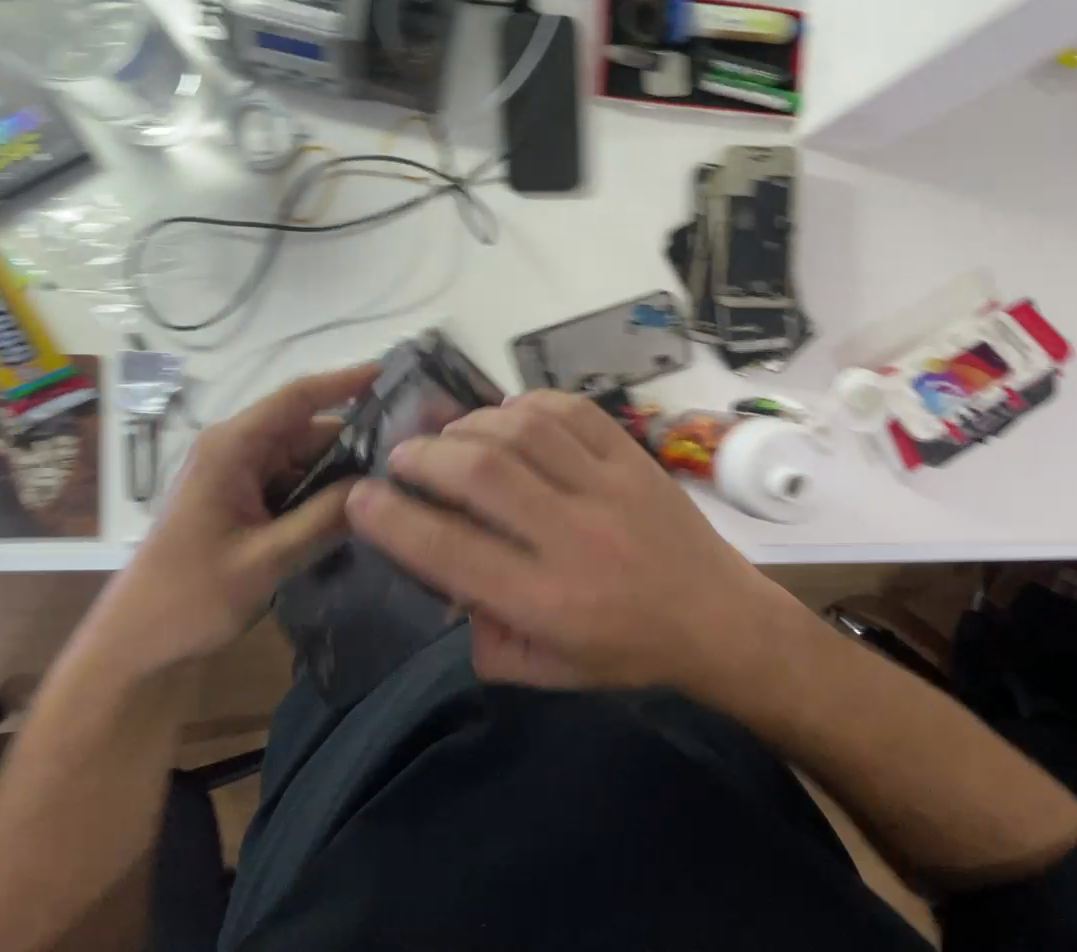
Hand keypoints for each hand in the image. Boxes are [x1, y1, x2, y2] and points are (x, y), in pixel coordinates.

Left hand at [85, 364, 378, 673]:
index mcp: (233, 448)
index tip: (396, 374)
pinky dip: (324, 494)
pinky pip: (294, 484)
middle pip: (310, 429)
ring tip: (398, 486)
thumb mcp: (267, 559)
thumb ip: (326, 518)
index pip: (298, 397)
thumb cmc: (190, 596)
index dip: (347, 381)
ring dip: (343, 472)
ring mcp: (238, 475)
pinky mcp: (242, 500)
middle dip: (358, 440)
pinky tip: (360, 512)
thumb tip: (381, 486)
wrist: (134, 643)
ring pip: (306, 459)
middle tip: (413, 459)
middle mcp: (236, 450)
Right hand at [345, 390, 806, 690]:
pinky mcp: (633, 458)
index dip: (393, 520)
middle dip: (424, 457)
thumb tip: (445, 585)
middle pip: (481, 474)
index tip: (359, 498)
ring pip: (522, 433)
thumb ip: (485, 639)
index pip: (451, 550)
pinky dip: (528, 405)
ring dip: (470, 425)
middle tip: (402, 457)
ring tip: (449, 435)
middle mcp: (572, 537)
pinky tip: (508, 417)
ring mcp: (608, 488)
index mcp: (546, 600)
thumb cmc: (627, 652)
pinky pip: (573, 411)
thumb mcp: (546, 671)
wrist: (717, 619)